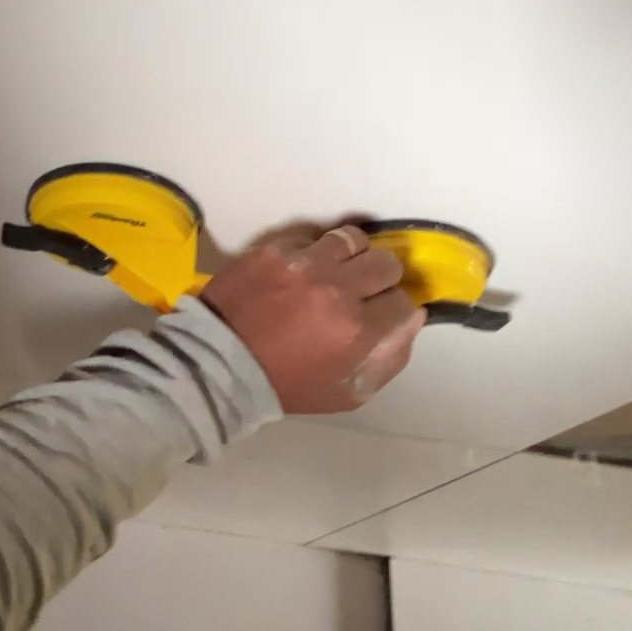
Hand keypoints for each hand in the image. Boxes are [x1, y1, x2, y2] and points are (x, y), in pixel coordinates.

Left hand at [197, 223, 425, 413]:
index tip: (379, 314)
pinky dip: (312, 252)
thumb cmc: (286, 384)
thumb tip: (411, 318)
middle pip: (385, 263)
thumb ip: (390, 357)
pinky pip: (310, 237)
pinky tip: (302, 270)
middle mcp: (335, 288)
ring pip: (351, 239)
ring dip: (350, 255)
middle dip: (380, 278)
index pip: (404, 302)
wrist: (220, 362)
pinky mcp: (272, 249)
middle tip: (361, 291)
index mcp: (358, 329)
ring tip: (336, 270)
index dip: (394, 310)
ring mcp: (302, 263)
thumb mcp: (349, 392)